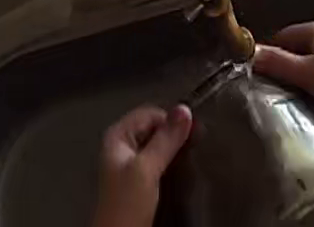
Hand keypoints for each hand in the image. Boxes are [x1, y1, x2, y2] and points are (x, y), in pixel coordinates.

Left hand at [91, 104, 192, 226]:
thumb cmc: (126, 205)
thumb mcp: (146, 169)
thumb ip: (165, 139)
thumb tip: (185, 108)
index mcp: (118, 135)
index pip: (151, 113)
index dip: (171, 120)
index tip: (193, 131)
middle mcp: (122, 145)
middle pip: (154, 128)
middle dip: (174, 135)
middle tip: (195, 144)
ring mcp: (130, 165)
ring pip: (158, 145)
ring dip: (174, 150)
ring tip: (191, 156)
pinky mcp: (139, 182)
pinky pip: (159, 162)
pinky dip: (171, 163)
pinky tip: (181, 169)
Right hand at [251, 21, 313, 127]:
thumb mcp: (307, 75)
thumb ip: (279, 63)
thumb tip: (251, 51)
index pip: (283, 34)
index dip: (270, 50)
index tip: (259, 70)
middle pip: (300, 43)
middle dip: (287, 59)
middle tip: (275, 84)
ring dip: (305, 69)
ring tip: (297, 91)